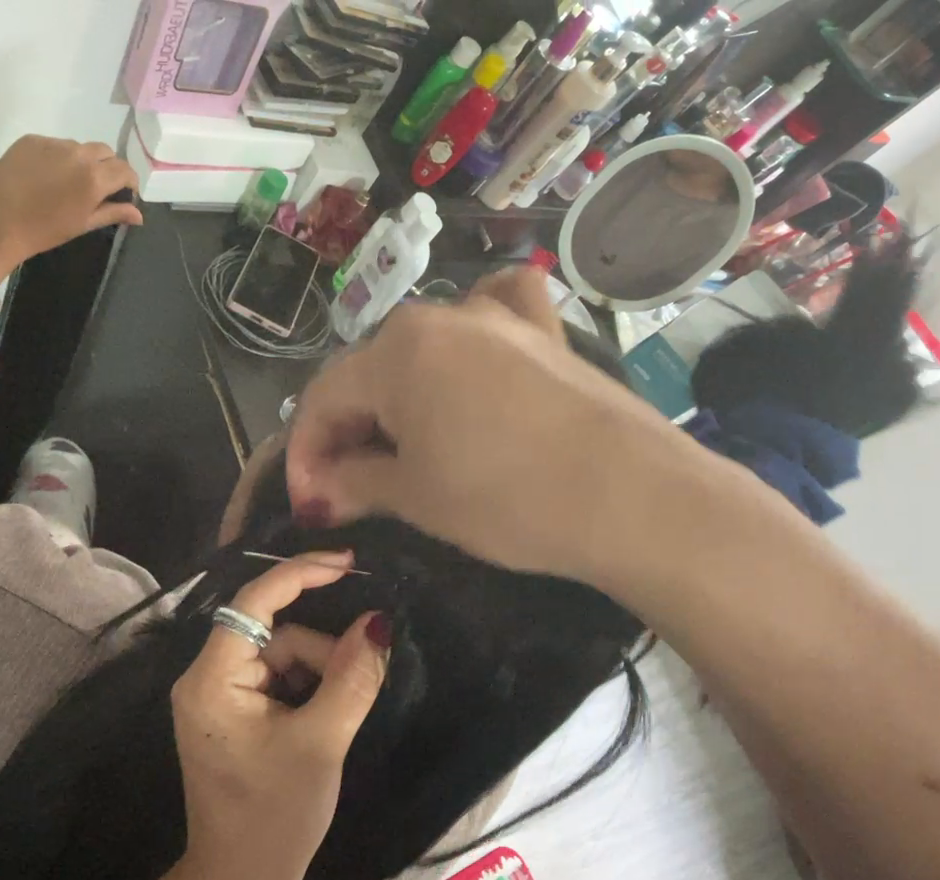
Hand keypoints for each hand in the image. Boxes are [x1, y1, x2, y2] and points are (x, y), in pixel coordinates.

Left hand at [0, 135, 142, 288]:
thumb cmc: (44, 232)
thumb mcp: (82, 225)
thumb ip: (113, 213)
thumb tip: (139, 214)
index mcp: (94, 177)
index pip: (124, 169)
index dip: (128, 181)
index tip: (124, 192)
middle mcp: (77, 153)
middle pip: (104, 152)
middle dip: (106, 167)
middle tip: (95, 189)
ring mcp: (52, 143)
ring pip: (78, 147)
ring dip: (80, 161)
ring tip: (65, 184)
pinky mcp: (31, 139)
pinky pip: (53, 144)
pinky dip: (56, 158)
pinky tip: (44, 177)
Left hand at [169, 553, 388, 879]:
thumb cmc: (275, 816)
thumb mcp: (322, 742)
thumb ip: (351, 676)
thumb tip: (378, 622)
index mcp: (211, 677)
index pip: (253, 601)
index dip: (301, 573)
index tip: (349, 562)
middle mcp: (204, 677)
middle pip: (274, 634)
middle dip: (320, 656)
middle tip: (349, 700)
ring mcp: (215, 697)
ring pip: (280, 659)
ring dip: (317, 679)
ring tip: (329, 731)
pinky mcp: (230, 716)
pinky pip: (275, 682)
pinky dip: (305, 694)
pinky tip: (318, 730)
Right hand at [284, 269, 707, 583]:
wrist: (635, 499)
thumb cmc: (505, 499)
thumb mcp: (413, 496)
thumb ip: (351, 482)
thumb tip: (319, 490)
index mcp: (394, 351)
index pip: (322, 400)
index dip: (304, 455)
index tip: (307, 503)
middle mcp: (439, 316)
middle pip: (367, 374)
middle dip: (346, 432)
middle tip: (345, 489)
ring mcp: (498, 318)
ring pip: (419, 352)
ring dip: (395, 399)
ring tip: (398, 447)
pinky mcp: (544, 333)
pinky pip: (492, 319)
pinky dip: (470, 340)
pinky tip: (472, 359)